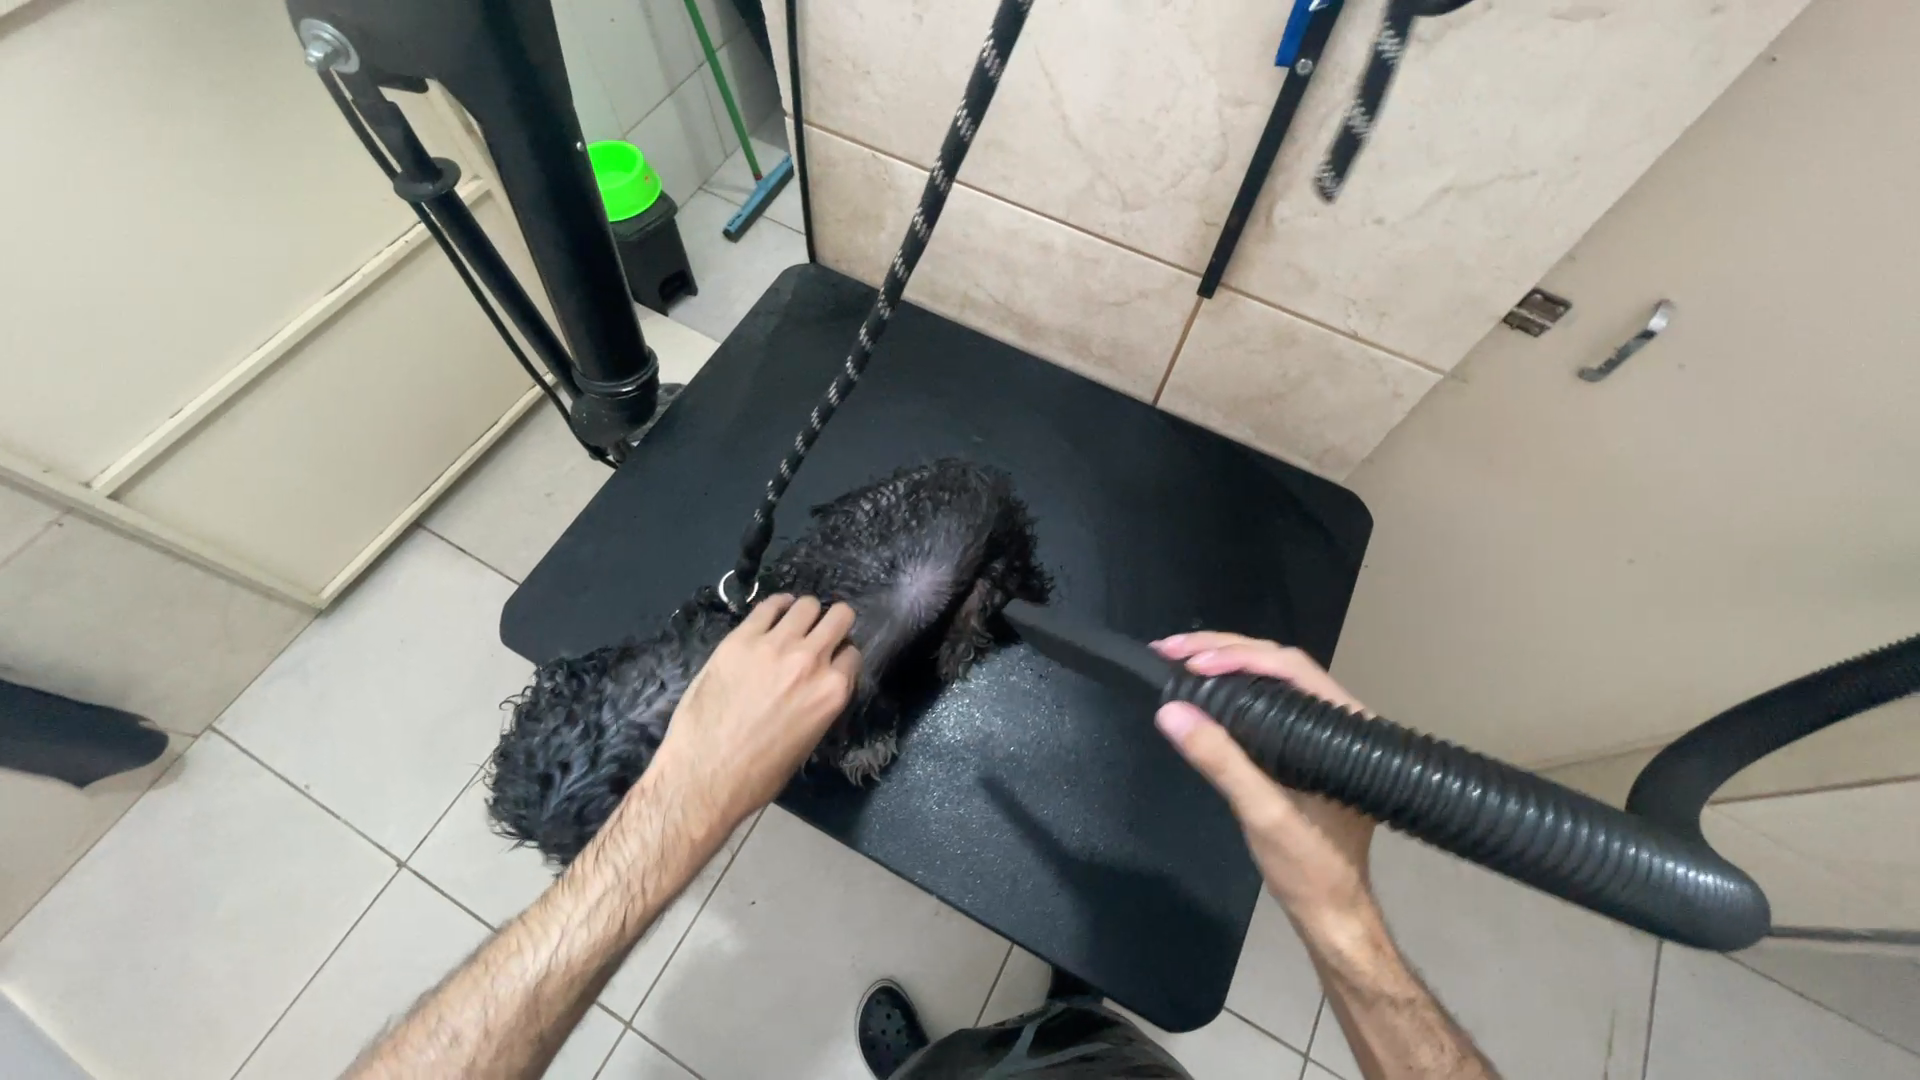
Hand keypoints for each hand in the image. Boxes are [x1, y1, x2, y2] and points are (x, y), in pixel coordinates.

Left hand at [650, 596, 860, 829]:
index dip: (842, 656)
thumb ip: (821, 701)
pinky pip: (769, 606)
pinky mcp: (741, 639)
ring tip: (795, 623)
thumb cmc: (759, 773)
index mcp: (832, 691)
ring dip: (807, 613)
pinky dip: (777, 606)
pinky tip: (775, 613)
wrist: (703, 776)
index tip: (831, 660)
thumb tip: (821, 682)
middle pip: (840, 617)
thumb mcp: (809, 739)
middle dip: (835, 623)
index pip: (853, 654)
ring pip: (807, 605)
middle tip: (821, 633)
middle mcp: (811, 661)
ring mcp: (775, 646)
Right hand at [1152, 633, 1377, 932]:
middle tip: (1169, 650)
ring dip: (1223, 661)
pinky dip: (1229, 686)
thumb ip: (1221, 760)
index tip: (1192, 663)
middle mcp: (1339, 719)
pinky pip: (1266, 698)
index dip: (1238, 656)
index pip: (1291, 669)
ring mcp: (1322, 730)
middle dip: (1222, 649)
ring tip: (1176, 658)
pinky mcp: (1304, 742)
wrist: (1331, 911)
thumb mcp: (1262, 814)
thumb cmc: (1308, 866)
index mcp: (1347, 728)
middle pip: (1278, 664)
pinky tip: (1201, 685)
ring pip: (1271, 677)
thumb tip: (1171, 711)